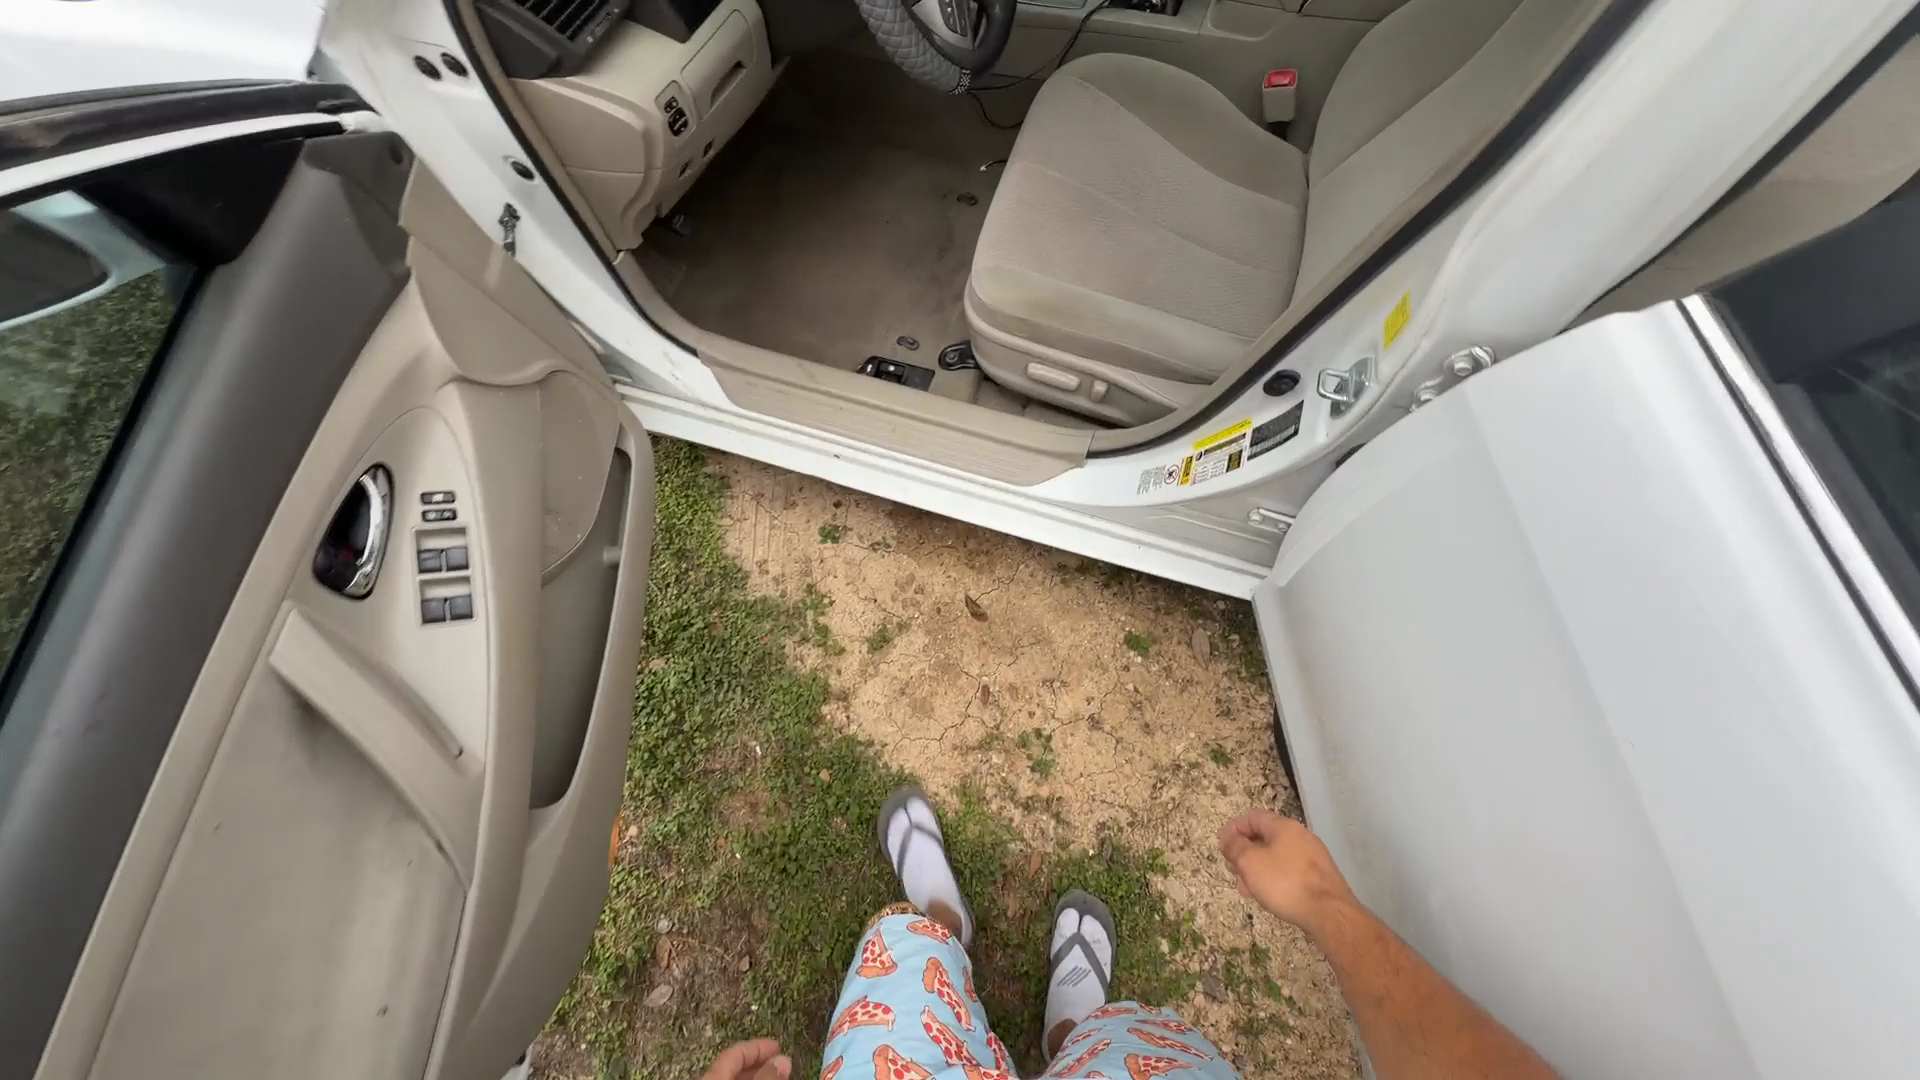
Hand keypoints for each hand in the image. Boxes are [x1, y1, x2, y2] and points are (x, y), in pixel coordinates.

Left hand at [697, 1039, 791, 1079]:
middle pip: (732, 1066)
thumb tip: (783, 1059)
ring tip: (773, 1077)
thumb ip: (764, 1076)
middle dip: (757, 1062)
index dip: (758, 1046)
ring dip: (754, 1076)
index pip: (735, 1052)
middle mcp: (707, 1077)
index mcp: (712, 1074)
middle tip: (779, 1063)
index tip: (778, 1046)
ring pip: (731, 1079)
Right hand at [1218, 809, 1355, 934]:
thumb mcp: (1249, 862)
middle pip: (1265, 837)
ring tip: (1246, 888)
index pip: (1252, 817)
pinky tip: (1268, 896)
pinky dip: (1274, 878)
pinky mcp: (1321, 878)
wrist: (1330, 915)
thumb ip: (1235, 846)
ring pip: (1277, 857)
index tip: (1222, 846)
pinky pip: (1290, 871)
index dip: (1233, 829)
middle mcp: (1301, 836)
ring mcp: (1314, 857)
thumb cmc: (1285, 883)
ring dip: (1257, 868)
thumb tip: (1229, 839)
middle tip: (1232, 869)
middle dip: (1244, 852)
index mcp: (1284, 826)